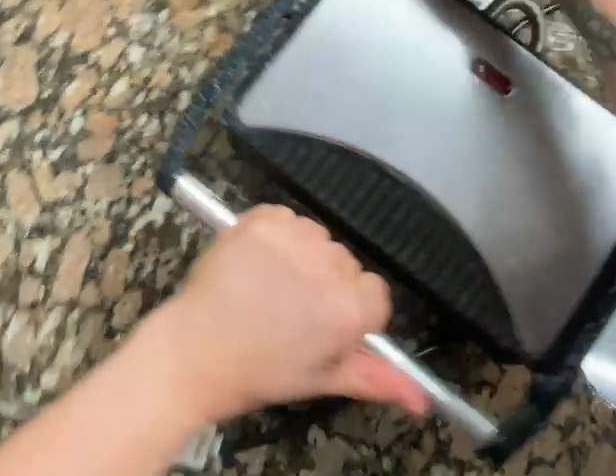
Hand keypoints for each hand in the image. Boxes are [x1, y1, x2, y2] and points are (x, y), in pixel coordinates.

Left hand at [140, 206, 429, 423]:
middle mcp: (326, 267)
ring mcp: (291, 237)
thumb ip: (375, 379)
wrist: (193, 352)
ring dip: (303, 256)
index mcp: (346, 309)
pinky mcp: (261, 219)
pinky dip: (277, 234)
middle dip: (327, 283)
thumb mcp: (320, 379)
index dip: (354, 309)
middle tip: (294, 311)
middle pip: (347, 264)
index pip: (376, 292)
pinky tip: (258, 263)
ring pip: (319, 238)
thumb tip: (421, 399)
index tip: (328, 323)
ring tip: (272, 287)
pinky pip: (288, 217)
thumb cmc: (258, 370)